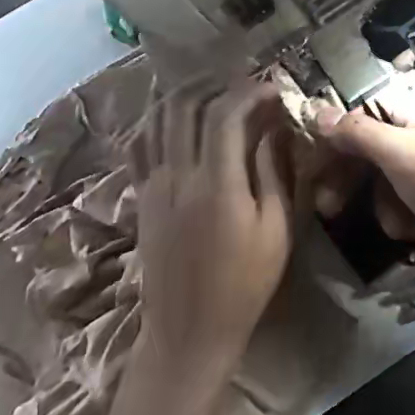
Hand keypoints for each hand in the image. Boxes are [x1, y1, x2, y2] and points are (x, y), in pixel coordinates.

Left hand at [130, 81, 293, 383]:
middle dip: (216, 85)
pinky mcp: (140, 197)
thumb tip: (275, 129)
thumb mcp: (277, 230)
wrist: (189, 329)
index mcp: (216, 184)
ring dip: (185, 97)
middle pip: (185, 105)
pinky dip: (157, 123)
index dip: (250, 92)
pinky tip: (178, 123)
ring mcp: (152, 184)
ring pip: (156, 119)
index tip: (273, 90)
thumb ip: (273, 172)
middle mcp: (177, 175)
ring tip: (214, 95)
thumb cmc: (244, 283)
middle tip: (244, 87)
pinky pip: (138, 145)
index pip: (225, 114)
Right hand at [313, 81, 414, 272]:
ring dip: (388, 205)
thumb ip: (357, 133)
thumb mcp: (403, 155)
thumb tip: (317, 111)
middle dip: (355, 181)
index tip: (311, 170)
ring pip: (389, 179)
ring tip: (403, 227)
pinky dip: (410, 216)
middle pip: (373, 147)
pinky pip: (412, 199)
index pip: (362, 112)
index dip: (335, 140)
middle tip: (328, 210)